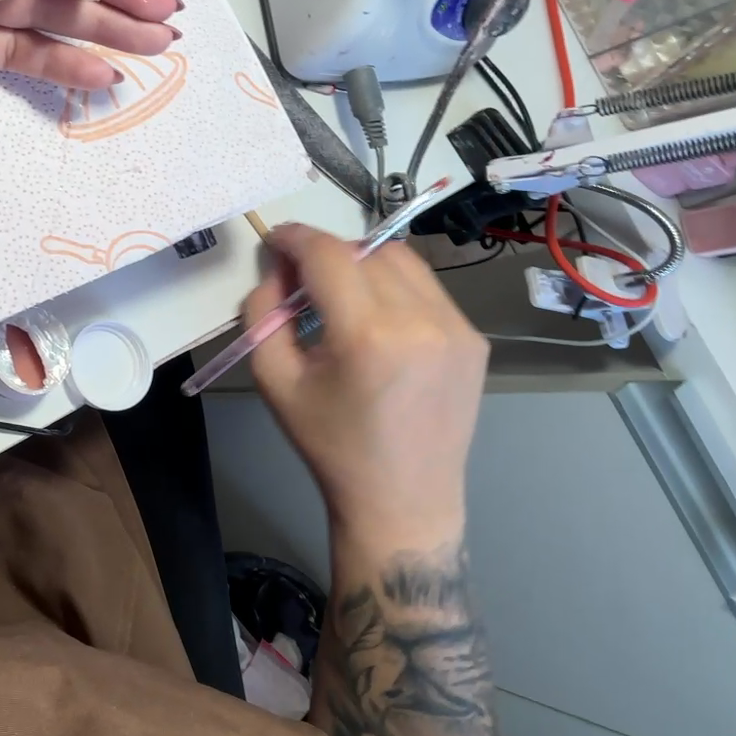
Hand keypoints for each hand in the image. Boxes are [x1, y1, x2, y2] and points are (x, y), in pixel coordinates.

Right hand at [244, 225, 489, 547]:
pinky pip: (425, 288)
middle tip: (299, 276)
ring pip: (401, 260)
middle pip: (366, 249)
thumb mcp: (272, 378)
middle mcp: (421, 322)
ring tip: (337, 295)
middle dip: (325, 252)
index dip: (296, 237)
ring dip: (361, 263)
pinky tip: (374, 319)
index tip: (275, 240)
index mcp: (367, 336)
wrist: (402, 498)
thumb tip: (277, 270)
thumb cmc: (328, 442)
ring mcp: (457, 329)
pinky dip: (391, 286)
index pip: (328, 254)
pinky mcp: (473, 340)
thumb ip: (262, 312)